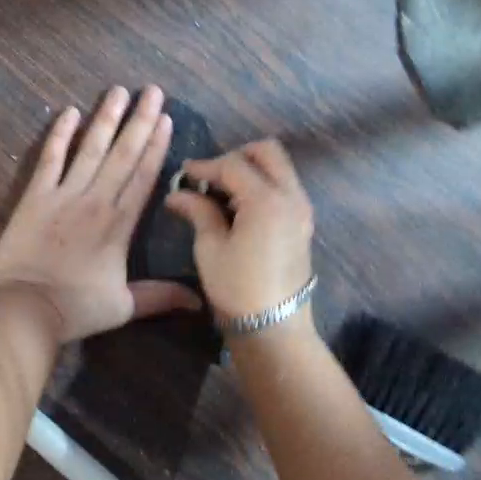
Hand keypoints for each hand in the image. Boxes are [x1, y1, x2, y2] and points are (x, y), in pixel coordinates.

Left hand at [0, 86, 202, 341]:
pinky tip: (69, 112)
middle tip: (152, 90)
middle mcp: (96, 201)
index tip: (167, 119)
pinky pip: (50, 158)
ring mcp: (63, 195)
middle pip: (122, 154)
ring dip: (105, 118)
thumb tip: (198, 300)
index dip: (156, 146)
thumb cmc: (76, 308)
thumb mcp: (123, 306)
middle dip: (139, 120)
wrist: (24, 307)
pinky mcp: (34, 196)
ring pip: (90, 148)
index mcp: (119, 224)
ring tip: (118, 90)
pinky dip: (59, 135)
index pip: (143, 176)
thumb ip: (159, 296)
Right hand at [164, 140, 315, 317]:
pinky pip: (283, 186)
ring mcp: (301, 209)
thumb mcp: (210, 248)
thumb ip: (198, 212)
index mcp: (266, 200)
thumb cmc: (237, 287)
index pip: (233, 164)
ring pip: (279, 167)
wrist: (275, 327)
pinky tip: (238, 207)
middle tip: (210, 176)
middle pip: (267, 152)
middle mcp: (291, 196)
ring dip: (250, 170)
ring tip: (221, 193)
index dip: (205, 165)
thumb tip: (178, 193)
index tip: (183, 174)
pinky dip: (262, 185)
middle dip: (236, 156)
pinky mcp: (302, 223)